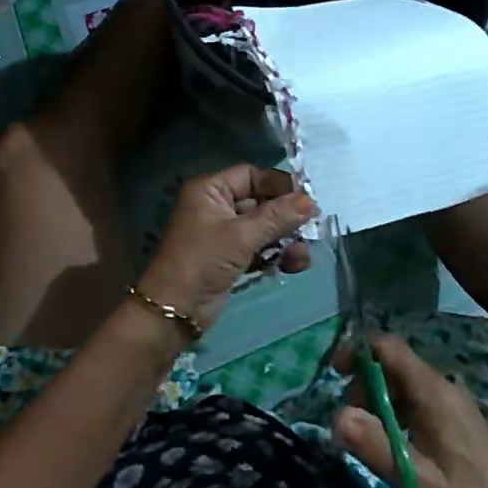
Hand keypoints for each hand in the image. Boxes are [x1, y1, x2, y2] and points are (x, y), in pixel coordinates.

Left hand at [135, 165, 316, 333]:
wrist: (174, 312)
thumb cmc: (202, 261)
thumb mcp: (241, 236)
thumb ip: (277, 217)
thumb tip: (311, 202)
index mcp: (211, 190)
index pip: (252, 175)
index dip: (279, 184)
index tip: (307, 198)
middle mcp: (217, 205)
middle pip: (262, 201)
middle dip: (287, 217)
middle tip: (312, 228)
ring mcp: (225, 232)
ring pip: (265, 226)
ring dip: (286, 239)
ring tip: (301, 257)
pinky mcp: (232, 256)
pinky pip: (261, 246)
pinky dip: (276, 254)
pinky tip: (292, 266)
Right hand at [333, 336, 487, 487]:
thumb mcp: (415, 480)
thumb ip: (374, 445)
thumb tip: (336, 414)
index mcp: (435, 393)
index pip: (391, 348)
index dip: (360, 351)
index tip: (334, 372)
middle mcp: (446, 390)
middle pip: (397, 368)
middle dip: (366, 386)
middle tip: (348, 421)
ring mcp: (456, 407)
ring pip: (408, 389)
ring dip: (381, 404)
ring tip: (367, 439)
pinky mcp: (461, 426)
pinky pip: (422, 405)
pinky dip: (399, 416)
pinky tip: (395, 449)